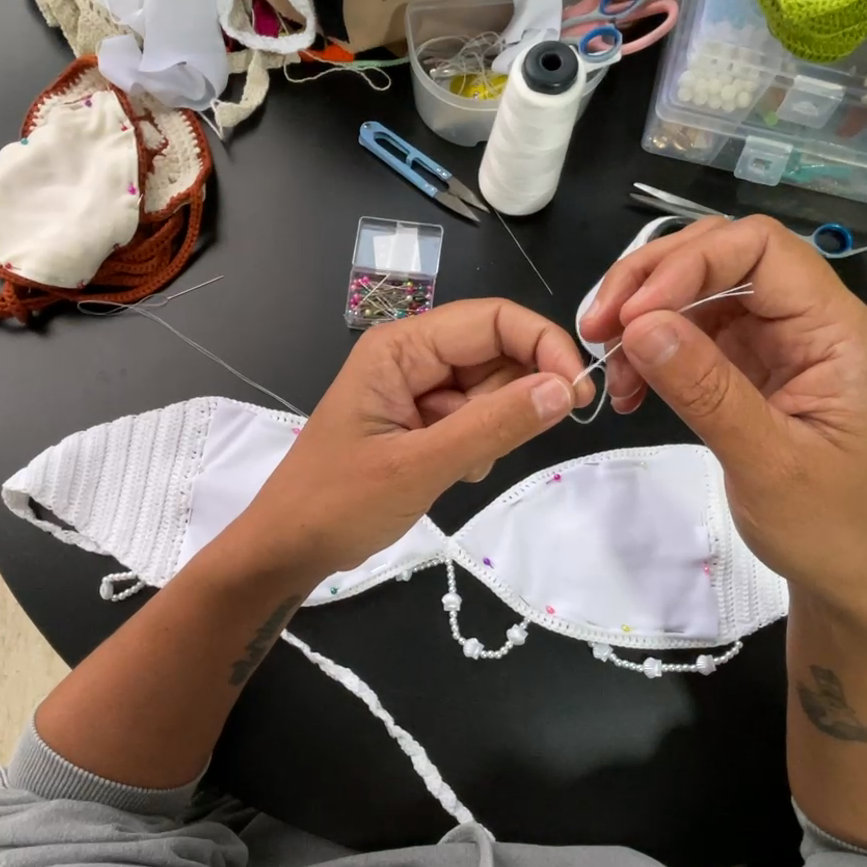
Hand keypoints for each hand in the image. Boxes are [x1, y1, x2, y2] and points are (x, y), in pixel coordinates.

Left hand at [229, 298, 594, 578]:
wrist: (289, 547)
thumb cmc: (339, 503)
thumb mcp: (420, 465)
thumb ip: (494, 426)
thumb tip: (565, 389)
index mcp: (401, 348)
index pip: (492, 319)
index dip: (543, 346)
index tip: (577, 394)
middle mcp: (411, 358)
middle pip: (496, 352)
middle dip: (515, 397)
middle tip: (503, 445)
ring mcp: (415, 392)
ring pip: (490, 391)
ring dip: (493, 428)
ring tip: (457, 467)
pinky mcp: (419, 424)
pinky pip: (473, 420)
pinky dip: (478, 446)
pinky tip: (450, 474)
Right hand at [579, 215, 866, 624]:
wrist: (849, 577)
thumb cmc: (826, 526)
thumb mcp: (765, 461)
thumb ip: (704, 389)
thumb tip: (638, 325)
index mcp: (836, 332)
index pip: (762, 250)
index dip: (688, 266)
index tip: (628, 317)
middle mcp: (809, 323)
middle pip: (726, 259)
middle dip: (653, 282)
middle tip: (596, 327)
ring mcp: (779, 346)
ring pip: (701, 296)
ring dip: (645, 320)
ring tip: (609, 370)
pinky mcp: (752, 372)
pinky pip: (694, 339)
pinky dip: (654, 354)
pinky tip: (630, 391)